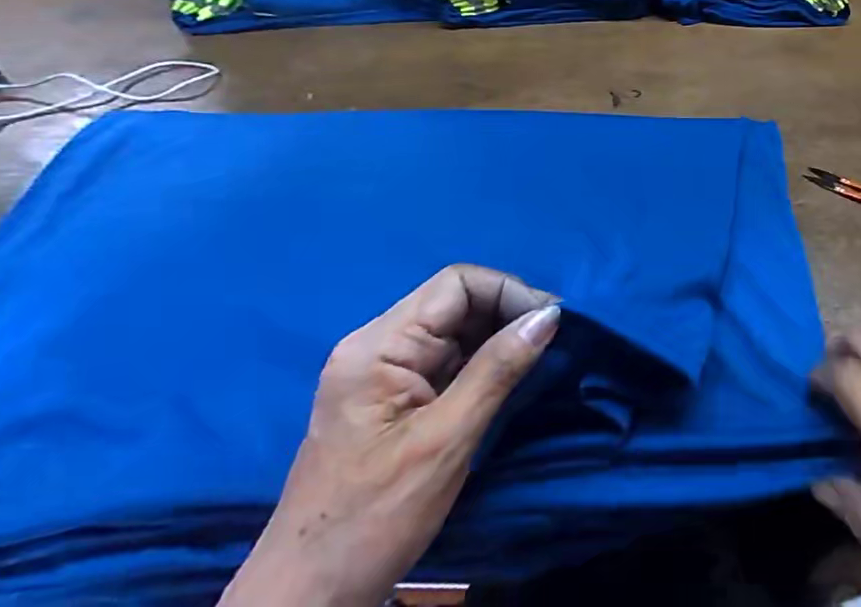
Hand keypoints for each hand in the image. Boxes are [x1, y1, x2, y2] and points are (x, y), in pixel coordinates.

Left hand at [221, 265, 561, 606]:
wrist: (307, 597)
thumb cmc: (373, 518)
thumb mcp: (446, 439)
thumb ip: (499, 369)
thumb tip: (550, 314)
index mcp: (378, 348)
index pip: (456, 284)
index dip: (509, 292)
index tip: (551, 321)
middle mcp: (378, 348)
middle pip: (457, 302)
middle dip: (509, 313)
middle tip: (554, 341)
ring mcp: (384, 373)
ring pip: (458, 330)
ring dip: (501, 338)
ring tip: (541, 358)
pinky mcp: (395, 397)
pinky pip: (451, 359)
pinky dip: (487, 362)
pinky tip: (513, 377)